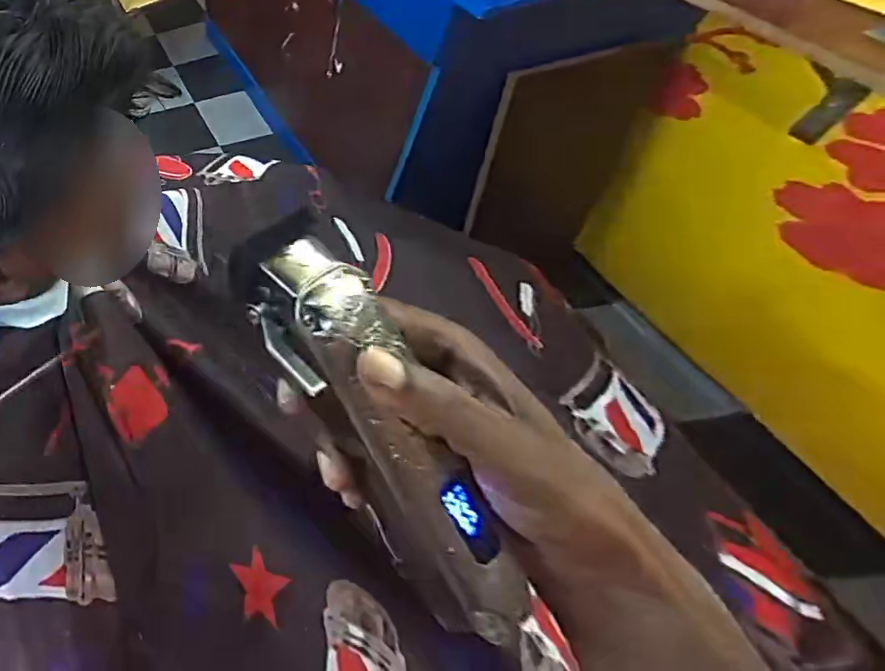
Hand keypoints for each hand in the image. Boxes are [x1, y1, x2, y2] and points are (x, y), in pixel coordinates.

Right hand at [300, 299, 759, 670]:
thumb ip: (439, 403)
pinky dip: (350, 467)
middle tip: (294, 407)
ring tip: (334, 475)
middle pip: (359, 366)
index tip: (299, 332)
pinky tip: (349, 491)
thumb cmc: (563, 497)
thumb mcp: (504, 446)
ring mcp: (423, 426)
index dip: (343, 318)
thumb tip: (365, 360)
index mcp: (458, 361)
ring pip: (356, 411)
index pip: (391, 318)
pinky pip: (367, 451)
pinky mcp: (417, 465)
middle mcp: (433, 384)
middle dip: (325, 389)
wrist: (603, 580)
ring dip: (333, 438)